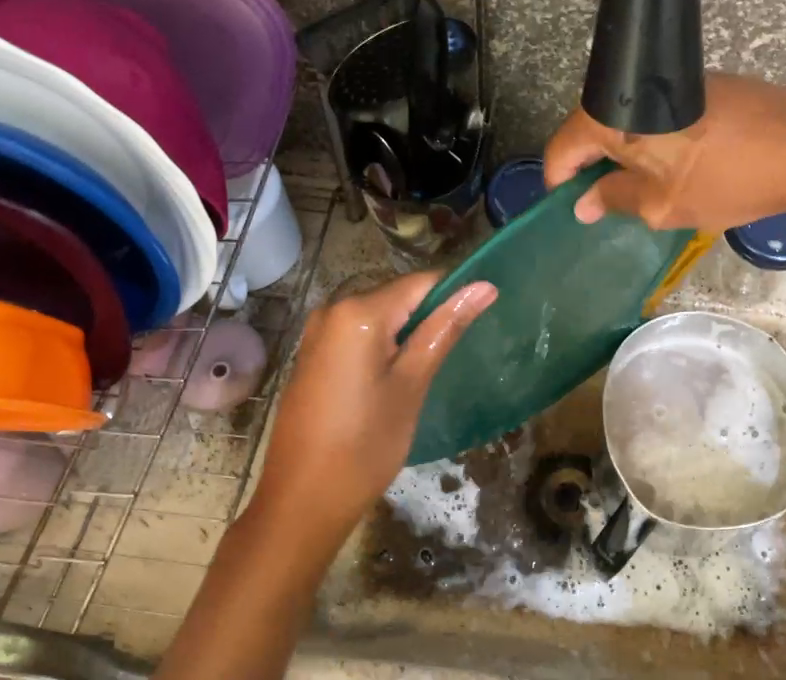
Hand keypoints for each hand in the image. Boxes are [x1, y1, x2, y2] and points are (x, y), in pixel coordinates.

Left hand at [250, 273, 496, 536]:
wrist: (301, 503)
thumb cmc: (364, 446)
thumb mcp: (412, 385)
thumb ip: (444, 329)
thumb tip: (484, 286)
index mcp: (359, 312)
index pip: (421, 283)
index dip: (453, 297)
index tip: (478, 324)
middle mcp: (333, 309)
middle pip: (397, 296)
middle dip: (427, 319)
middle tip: (451, 358)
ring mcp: (317, 333)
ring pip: (378, 317)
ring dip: (405, 336)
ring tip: (426, 373)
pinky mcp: (312, 355)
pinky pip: (357, 335)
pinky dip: (381, 348)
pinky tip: (392, 382)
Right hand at [544, 73, 785, 230]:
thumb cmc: (729, 180)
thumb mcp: (664, 205)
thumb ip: (616, 199)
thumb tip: (584, 202)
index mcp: (615, 117)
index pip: (562, 145)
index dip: (561, 180)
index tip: (574, 207)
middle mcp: (637, 90)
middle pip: (595, 128)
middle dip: (596, 166)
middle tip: (613, 204)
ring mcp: (675, 82)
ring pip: (633, 121)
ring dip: (631, 153)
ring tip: (653, 189)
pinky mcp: (707, 84)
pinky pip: (665, 114)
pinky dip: (662, 140)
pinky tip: (689, 166)